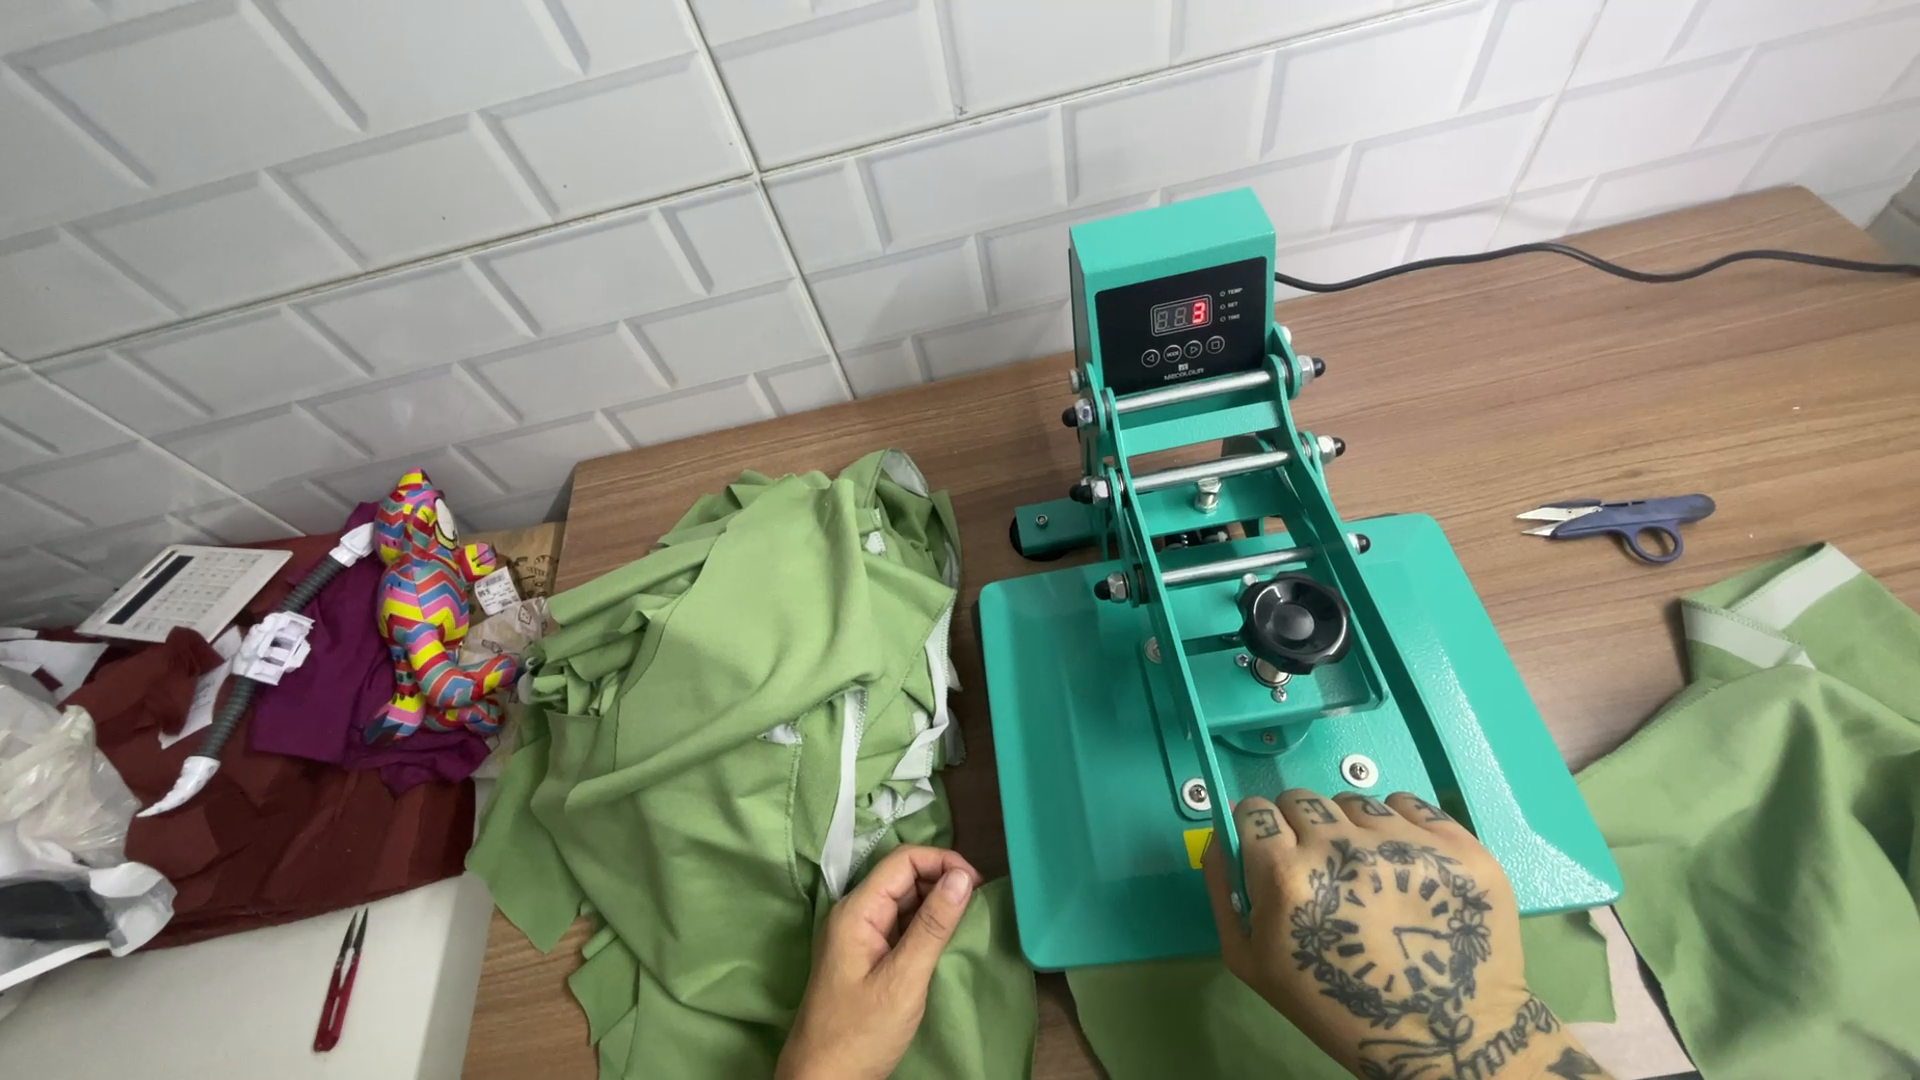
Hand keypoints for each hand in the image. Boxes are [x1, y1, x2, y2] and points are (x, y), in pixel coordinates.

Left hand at [777, 845, 981, 1079]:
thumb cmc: (860, 1034)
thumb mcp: (903, 980)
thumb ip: (932, 926)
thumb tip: (962, 876)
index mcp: (857, 910)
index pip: (903, 860)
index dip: (942, 862)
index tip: (975, 885)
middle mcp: (855, 913)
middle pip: (903, 876)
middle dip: (942, 881)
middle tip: (977, 906)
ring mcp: (858, 935)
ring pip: (903, 899)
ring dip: (936, 904)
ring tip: (967, 921)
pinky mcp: (865, 955)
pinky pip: (899, 924)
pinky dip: (925, 925)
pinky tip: (945, 940)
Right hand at [1203, 790, 1610, 1079]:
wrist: (1449, 1046)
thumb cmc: (1337, 1006)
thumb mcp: (1251, 960)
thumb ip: (1221, 887)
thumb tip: (1220, 829)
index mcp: (1286, 876)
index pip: (1254, 811)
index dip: (1259, 830)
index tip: (1274, 851)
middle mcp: (1340, 849)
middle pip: (1300, 799)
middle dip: (1301, 826)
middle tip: (1322, 868)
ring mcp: (1402, 845)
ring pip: (1353, 801)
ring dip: (1349, 826)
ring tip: (1368, 872)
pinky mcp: (1455, 848)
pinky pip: (1408, 803)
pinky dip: (1400, 824)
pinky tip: (1405, 864)